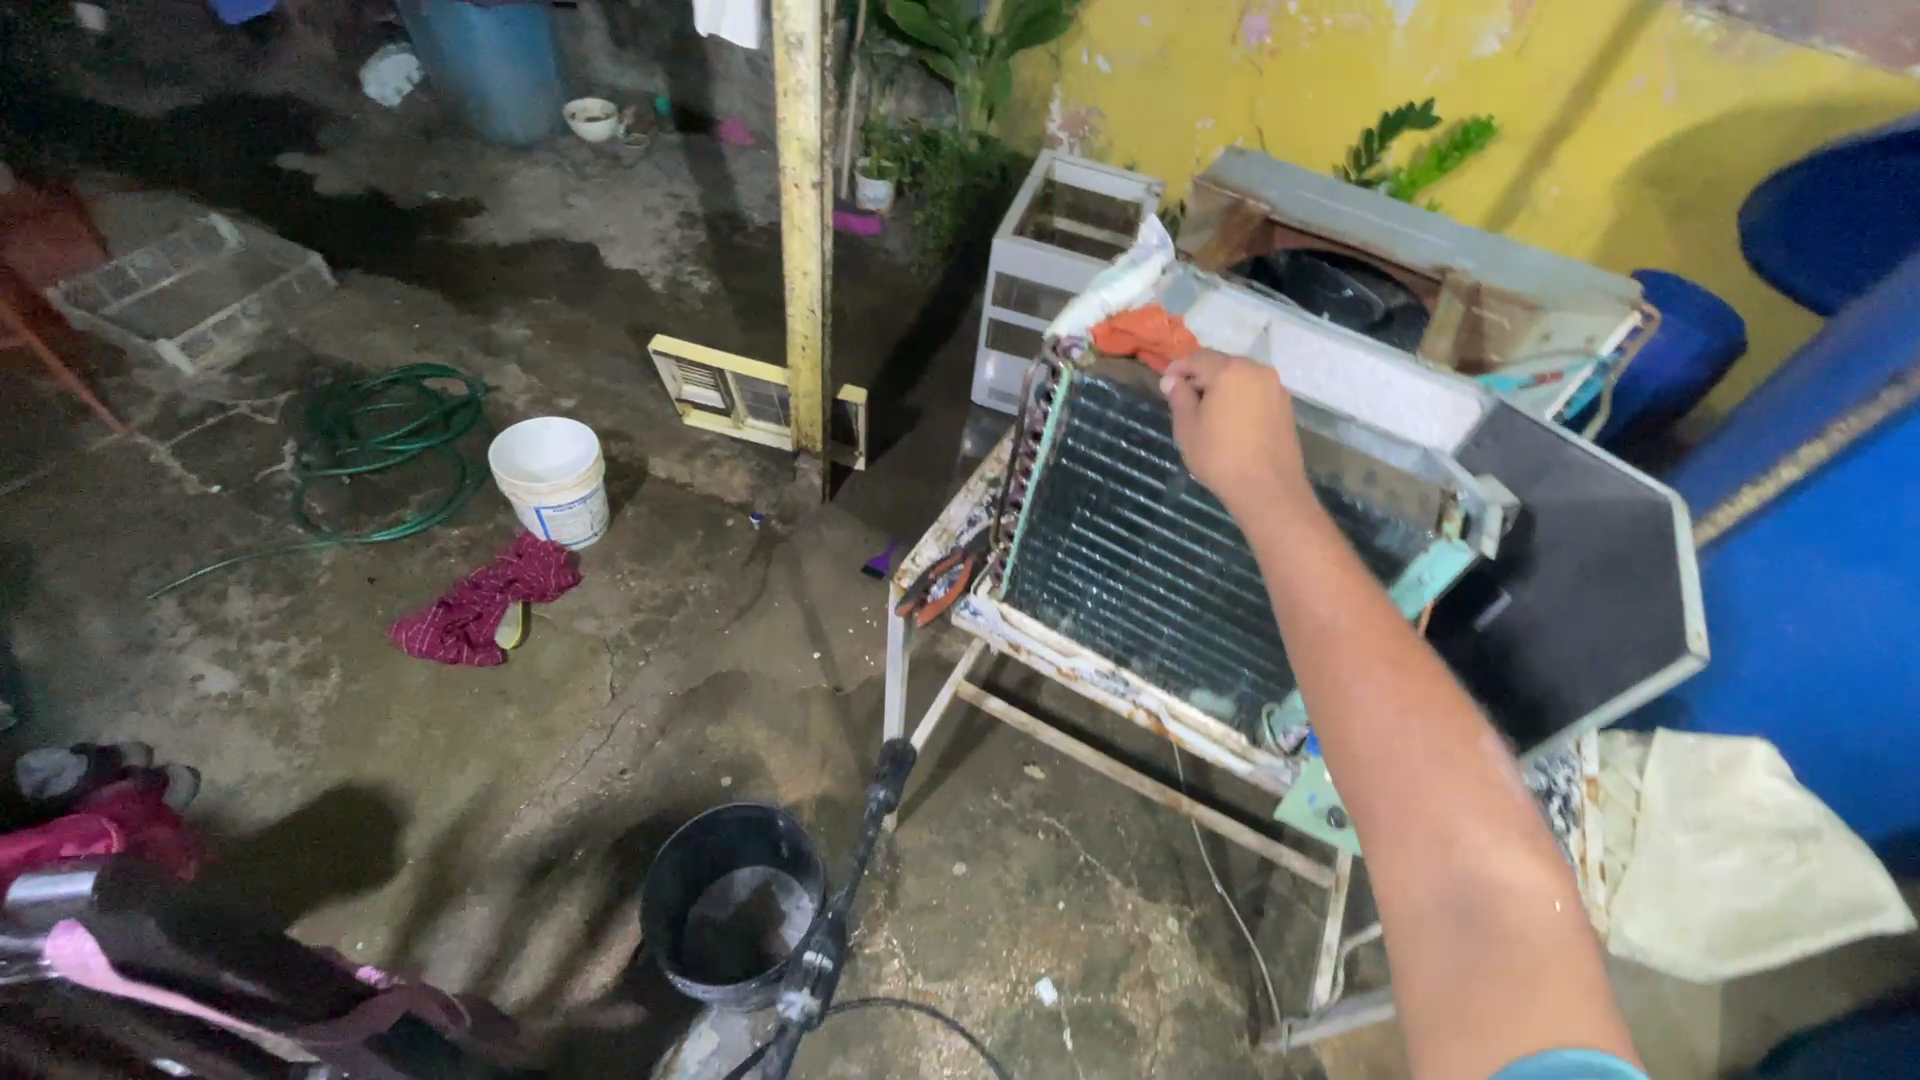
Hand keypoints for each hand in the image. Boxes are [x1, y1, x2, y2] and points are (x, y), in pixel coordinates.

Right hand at [1160, 350, 1312, 513]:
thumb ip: (1179, 398)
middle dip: (1201, 376)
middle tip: (1184, 398)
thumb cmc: (1219, 457)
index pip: (1198, 357)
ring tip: (1207, 411)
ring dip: (1222, 387)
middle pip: (1222, 364)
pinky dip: (1239, 398)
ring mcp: (1275, 387)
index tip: (1165, 383)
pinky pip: (1255, 392)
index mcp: (1229, 371)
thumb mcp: (1188, 428)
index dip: (1178, 368)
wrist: (1267, 488)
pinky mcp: (1285, 405)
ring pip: (1241, 377)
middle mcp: (1256, 370)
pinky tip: (1230, 420)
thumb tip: (1171, 380)